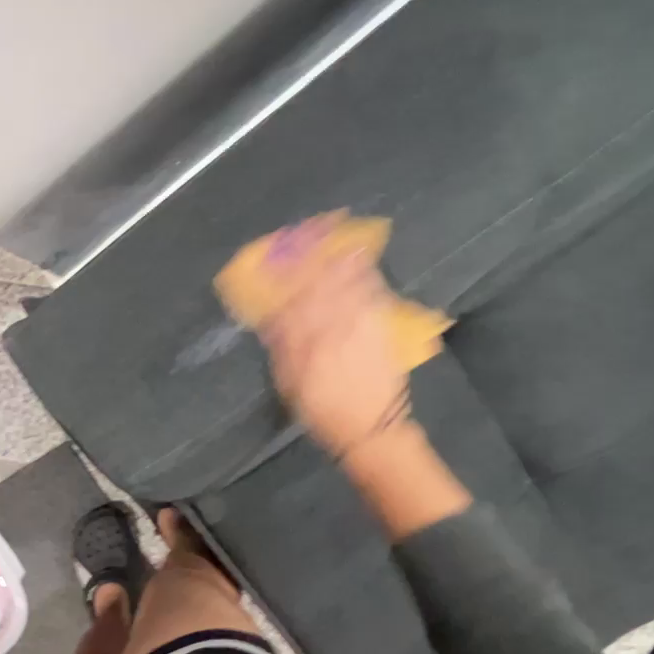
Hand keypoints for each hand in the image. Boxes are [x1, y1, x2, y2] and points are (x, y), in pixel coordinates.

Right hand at [258, 224, 410, 455]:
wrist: (373, 429)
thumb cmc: (325, 412)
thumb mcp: (291, 384)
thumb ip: (282, 347)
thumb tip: (271, 316)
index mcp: (308, 340)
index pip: (293, 295)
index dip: (284, 270)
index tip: (275, 248)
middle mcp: (335, 324)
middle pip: (320, 280)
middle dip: (311, 251)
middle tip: (305, 225)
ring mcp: (362, 322)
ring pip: (346, 279)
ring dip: (337, 251)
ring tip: (332, 224)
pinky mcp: (381, 325)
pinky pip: (371, 289)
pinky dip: (363, 268)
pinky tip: (358, 252)